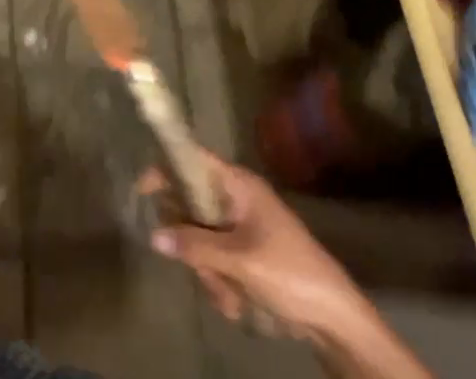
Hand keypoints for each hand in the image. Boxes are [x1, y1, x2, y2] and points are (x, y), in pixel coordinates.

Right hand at [145, 154, 368, 341]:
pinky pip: (214, 259)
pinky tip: (236, 302)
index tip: (142, 191)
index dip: (166, 168)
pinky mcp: (246, 252)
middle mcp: (237, 199)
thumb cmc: (289, 273)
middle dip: (191, 243)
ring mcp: (241, 226)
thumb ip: (194, 245)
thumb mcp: (238, 260)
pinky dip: (219, 281)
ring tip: (229, 295)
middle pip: (189, 206)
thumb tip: (155, 235)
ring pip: (199, 239)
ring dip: (207, 270)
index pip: (194, 160)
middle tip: (203, 267)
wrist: (333, 316)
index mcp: (240, 186)